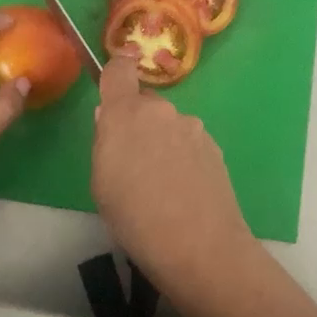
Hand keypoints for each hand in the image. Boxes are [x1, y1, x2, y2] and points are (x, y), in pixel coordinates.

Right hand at [92, 52, 254, 283]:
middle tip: (130, 163)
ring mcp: (193, 129)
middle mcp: (162, 112)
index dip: (116, 70)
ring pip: (169, 126)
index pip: (119, 71)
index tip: (114, 80)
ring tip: (160, 186)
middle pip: (145, 104)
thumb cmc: (135, 217)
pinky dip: (182, 158)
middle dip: (136, 123)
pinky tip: (182, 192)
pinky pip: (189, 144)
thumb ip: (104, 143)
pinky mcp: (215, 149)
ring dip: (162, 143)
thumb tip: (110, 120)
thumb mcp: (101, 183)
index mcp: (126, 114)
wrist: (199, 245)